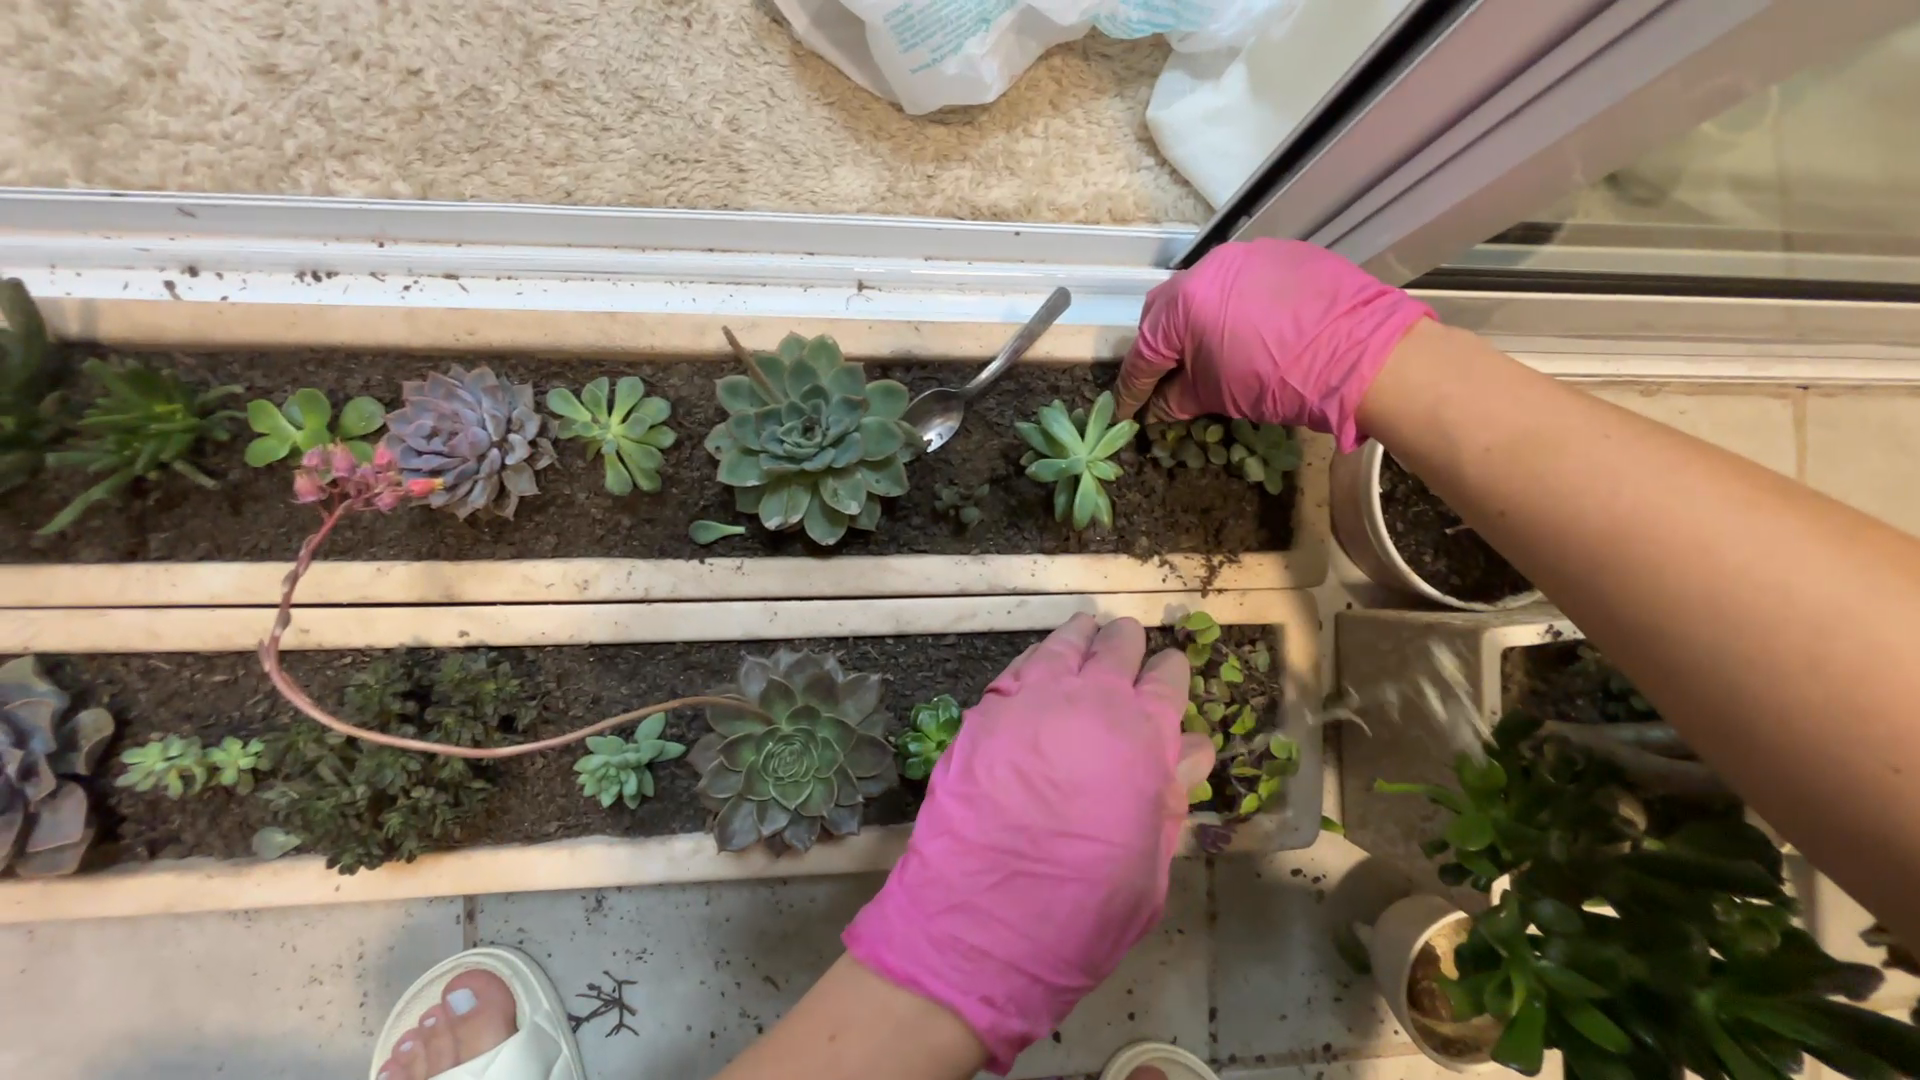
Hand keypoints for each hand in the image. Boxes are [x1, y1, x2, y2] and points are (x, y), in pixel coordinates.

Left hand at [842, 615, 1212, 1073]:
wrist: (984, 917)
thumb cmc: (1085, 904)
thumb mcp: (1150, 861)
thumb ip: (1169, 793)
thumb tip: (1192, 746)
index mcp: (1142, 737)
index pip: (1166, 684)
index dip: (1171, 671)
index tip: (1172, 664)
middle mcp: (1090, 703)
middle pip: (1116, 650)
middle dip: (1127, 641)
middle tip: (1128, 634)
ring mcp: (1033, 700)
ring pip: (1064, 646)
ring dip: (1081, 635)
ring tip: (1088, 626)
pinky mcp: (986, 712)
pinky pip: (1019, 666)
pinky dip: (1037, 654)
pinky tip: (1041, 655)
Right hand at [1114, 238, 1433, 451]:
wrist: (1363, 354)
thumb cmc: (1277, 380)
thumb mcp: (1218, 396)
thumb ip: (1178, 398)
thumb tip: (1158, 407)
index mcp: (1183, 305)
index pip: (1143, 353)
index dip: (1132, 389)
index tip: (1127, 412)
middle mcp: (1207, 270)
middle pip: (1164, 312)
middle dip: (1158, 348)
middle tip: (1163, 379)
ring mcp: (1246, 257)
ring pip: (1202, 292)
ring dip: (1195, 325)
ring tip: (1205, 355)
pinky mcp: (1281, 255)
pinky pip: (1240, 283)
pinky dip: (1231, 309)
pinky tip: (1244, 334)